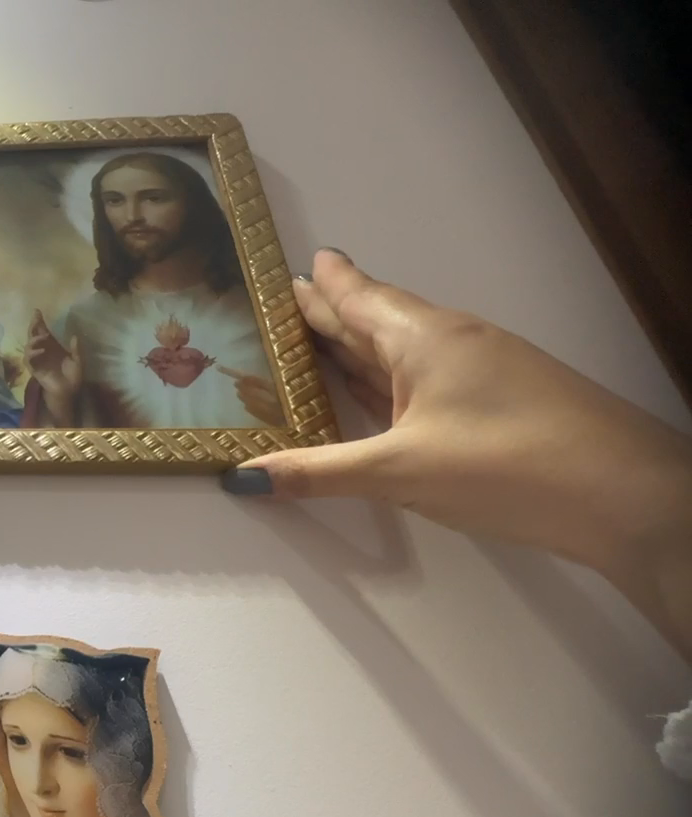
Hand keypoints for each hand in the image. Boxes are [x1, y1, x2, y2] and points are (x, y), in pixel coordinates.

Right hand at [25, 309, 80, 423]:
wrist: (68, 392)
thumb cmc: (73, 378)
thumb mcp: (78, 361)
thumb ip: (76, 349)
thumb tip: (74, 336)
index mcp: (52, 347)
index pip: (42, 332)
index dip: (39, 322)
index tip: (37, 311)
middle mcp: (42, 352)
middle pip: (33, 336)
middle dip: (33, 326)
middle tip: (35, 318)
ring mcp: (37, 361)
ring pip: (28, 347)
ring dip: (33, 340)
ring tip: (43, 336)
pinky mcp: (34, 370)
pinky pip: (28, 360)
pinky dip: (32, 354)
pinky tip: (41, 350)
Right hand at [230, 249, 691, 657]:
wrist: (632, 501)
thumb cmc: (509, 465)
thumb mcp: (397, 471)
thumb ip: (314, 471)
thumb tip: (239, 477)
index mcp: (426, 342)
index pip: (362, 301)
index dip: (329, 283)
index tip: (303, 261)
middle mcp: (448, 349)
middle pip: (374, 322)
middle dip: (330, 310)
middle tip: (286, 298)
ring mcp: (470, 378)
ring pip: (391, 352)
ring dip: (348, 345)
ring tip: (304, 339)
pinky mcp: (483, 409)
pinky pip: (407, 382)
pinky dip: (371, 380)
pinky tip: (353, 389)